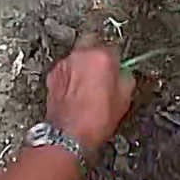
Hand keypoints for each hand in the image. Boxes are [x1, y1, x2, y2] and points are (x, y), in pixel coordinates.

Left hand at [45, 36, 135, 152]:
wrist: (68, 135)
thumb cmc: (94, 120)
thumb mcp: (124, 100)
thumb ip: (126, 79)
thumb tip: (124, 75)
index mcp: (102, 57)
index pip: (114, 47)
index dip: (118, 59)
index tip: (119, 68)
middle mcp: (81, 55)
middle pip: (93, 44)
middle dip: (99, 54)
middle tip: (104, 71)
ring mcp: (65, 64)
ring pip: (78, 56)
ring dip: (83, 65)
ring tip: (89, 85)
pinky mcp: (53, 75)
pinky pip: (66, 68)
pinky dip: (71, 75)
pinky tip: (76, 91)